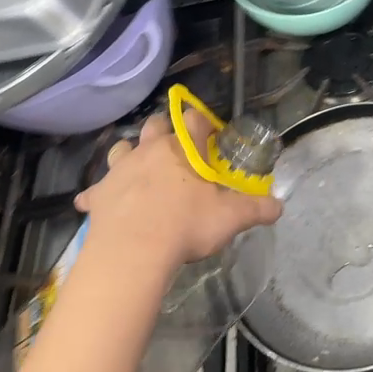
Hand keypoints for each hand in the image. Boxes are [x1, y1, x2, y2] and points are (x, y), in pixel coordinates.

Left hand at [74, 109, 281, 267]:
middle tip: (177, 149)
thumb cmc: (185, 225)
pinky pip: (93, 191)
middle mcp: (148, 151)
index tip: (212, 136)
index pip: (195, 119)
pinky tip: (95, 202)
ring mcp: (119, 171)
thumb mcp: (231, 218)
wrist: (133, 252)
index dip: (205, 123)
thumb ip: (257, 209)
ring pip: (120, 148)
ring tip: (139, 168)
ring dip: (129, 154)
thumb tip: (279, 207)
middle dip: (165, 129)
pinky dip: (96, 195)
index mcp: (182, 148)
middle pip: (155, 125)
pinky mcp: (98, 196)